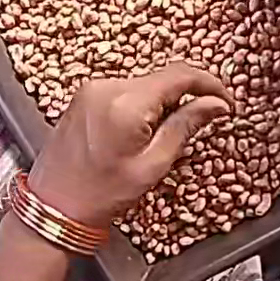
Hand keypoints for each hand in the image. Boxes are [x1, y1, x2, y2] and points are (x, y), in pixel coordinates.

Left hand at [26, 64, 233, 227]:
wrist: (52, 206)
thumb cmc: (102, 194)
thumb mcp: (153, 165)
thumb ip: (185, 126)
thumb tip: (217, 104)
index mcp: (127, 103)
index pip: (180, 75)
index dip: (209, 85)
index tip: (226, 102)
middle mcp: (107, 86)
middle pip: (162, 78)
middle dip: (186, 97)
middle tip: (202, 124)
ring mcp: (92, 88)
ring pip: (144, 84)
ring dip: (163, 102)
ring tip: (164, 137)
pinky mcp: (84, 95)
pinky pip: (124, 90)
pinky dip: (141, 104)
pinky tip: (141, 132)